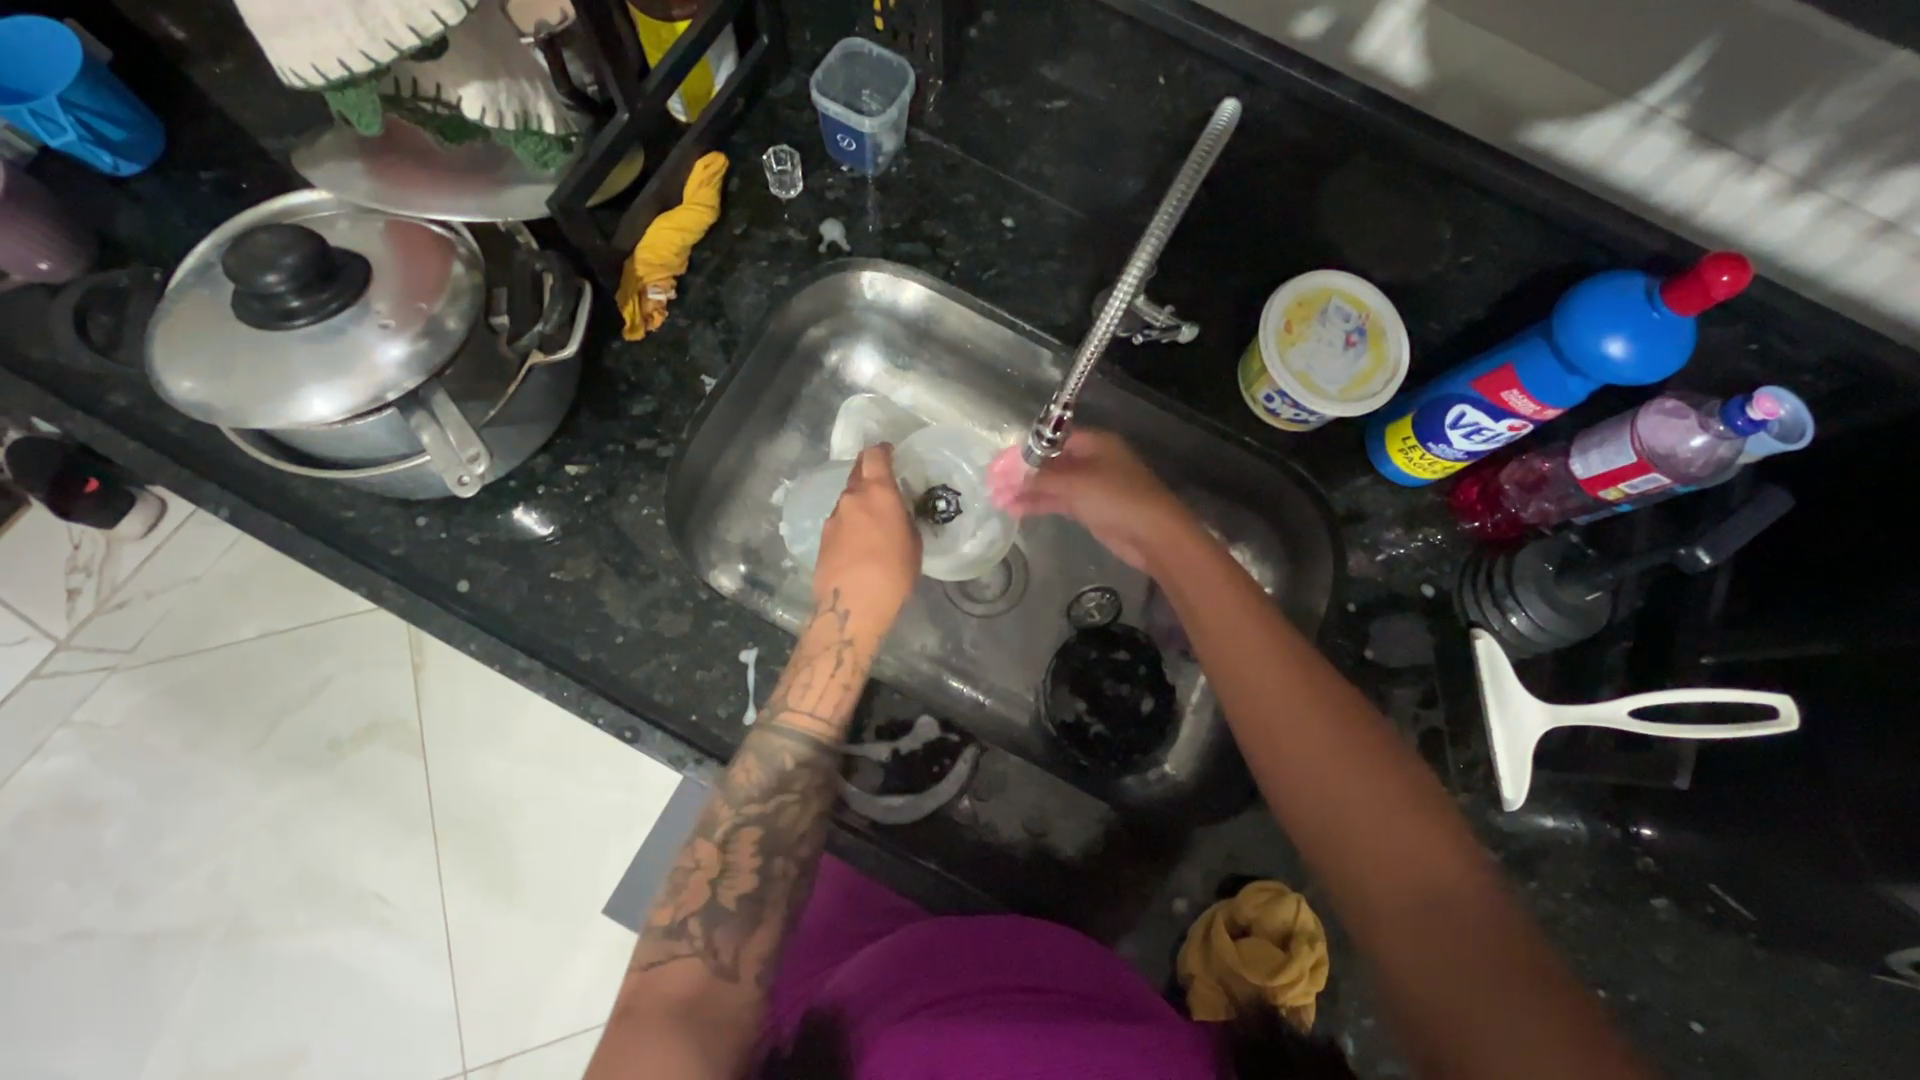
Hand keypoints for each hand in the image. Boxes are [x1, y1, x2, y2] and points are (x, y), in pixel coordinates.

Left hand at [814, 443, 922, 631]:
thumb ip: (902, 519)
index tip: (890, 453)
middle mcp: (850, 499)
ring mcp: (832, 519)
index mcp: (877, 492)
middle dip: (869, 474)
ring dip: (860, 505)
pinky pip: (840, 523)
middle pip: (857, 474)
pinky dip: (850, 525)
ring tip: (874, 523)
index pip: (874, 456)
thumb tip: (894, 515)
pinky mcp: (822, 539)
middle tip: (884, 486)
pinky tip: (860, 544)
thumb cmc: (893, 572)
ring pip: (848, 501)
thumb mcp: (912, 543)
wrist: (853, 605)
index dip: (882, 451)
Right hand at [995, 430, 1193, 571]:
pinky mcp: (1090, 509)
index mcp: (1093, 443)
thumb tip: (1006, 471)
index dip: (1023, 450)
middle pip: (1049, 462)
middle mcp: (1091, 460)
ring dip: (1026, 490)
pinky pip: (1058, 501)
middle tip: (991, 484)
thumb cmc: (1118, 499)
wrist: (1154, 535)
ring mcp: (1091, 486)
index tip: (998, 463)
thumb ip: (1040, 477)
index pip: (1051, 439)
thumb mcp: (1076, 483)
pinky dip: (1038, 503)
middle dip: (1021, 473)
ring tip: (997, 500)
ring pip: (1051, 484)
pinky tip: (1015, 509)